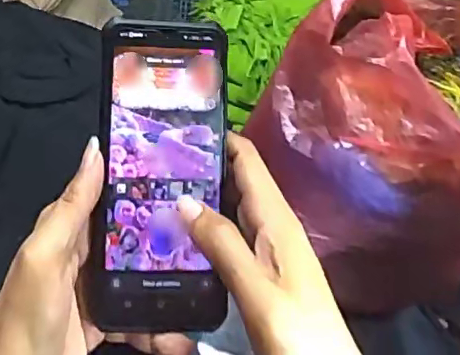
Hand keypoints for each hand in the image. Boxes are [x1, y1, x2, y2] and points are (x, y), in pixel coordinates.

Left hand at [0, 137, 190, 354]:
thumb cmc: (24, 318)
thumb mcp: (46, 255)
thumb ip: (72, 206)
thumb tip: (94, 148)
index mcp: (68, 227)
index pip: (108, 191)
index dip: (139, 179)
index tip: (177, 169)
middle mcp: (82, 252)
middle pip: (130, 231)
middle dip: (163, 229)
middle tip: (199, 227)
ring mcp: (93, 289)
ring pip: (138, 272)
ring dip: (166, 279)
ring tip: (199, 283)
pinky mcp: (101, 323)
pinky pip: (136, 314)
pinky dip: (157, 323)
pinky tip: (178, 330)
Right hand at [177, 135, 357, 354]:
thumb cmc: (298, 329)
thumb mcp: (255, 288)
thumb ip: (222, 243)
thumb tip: (184, 197)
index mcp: (276, 215)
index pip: (247, 157)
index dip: (219, 138)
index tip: (182, 130)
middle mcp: (275, 223)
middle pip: (238, 179)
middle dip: (204, 167)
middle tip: (161, 165)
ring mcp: (272, 247)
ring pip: (234, 207)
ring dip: (204, 197)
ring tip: (164, 192)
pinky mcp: (267, 270)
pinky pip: (235, 234)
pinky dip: (210, 227)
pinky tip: (186, 238)